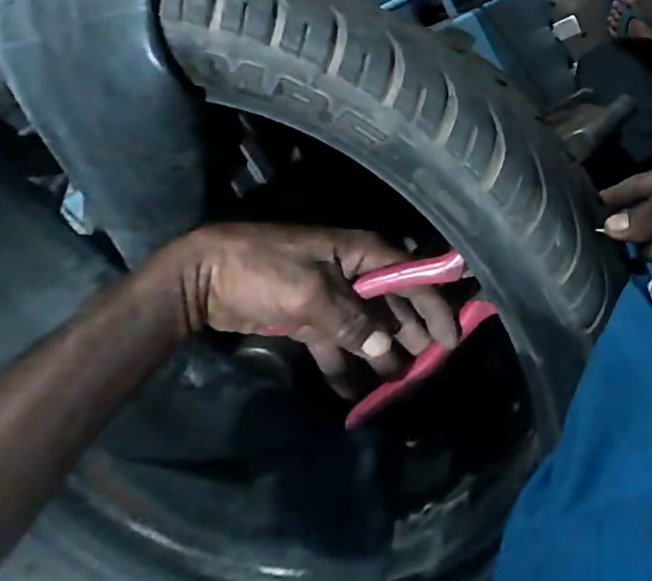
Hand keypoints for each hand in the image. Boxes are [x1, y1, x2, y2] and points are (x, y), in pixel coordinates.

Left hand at [171, 224, 460, 396]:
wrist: (200, 276)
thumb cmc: (262, 270)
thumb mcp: (309, 294)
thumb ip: (350, 322)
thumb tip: (386, 350)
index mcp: (364, 255)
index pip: (413, 278)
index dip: (435, 307)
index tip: (451, 340)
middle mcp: (356, 274)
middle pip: (395, 306)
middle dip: (413, 336)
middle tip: (428, 372)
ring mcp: (333, 297)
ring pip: (369, 328)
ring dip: (382, 357)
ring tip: (397, 389)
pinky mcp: (310, 319)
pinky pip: (338, 345)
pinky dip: (347, 367)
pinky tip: (355, 396)